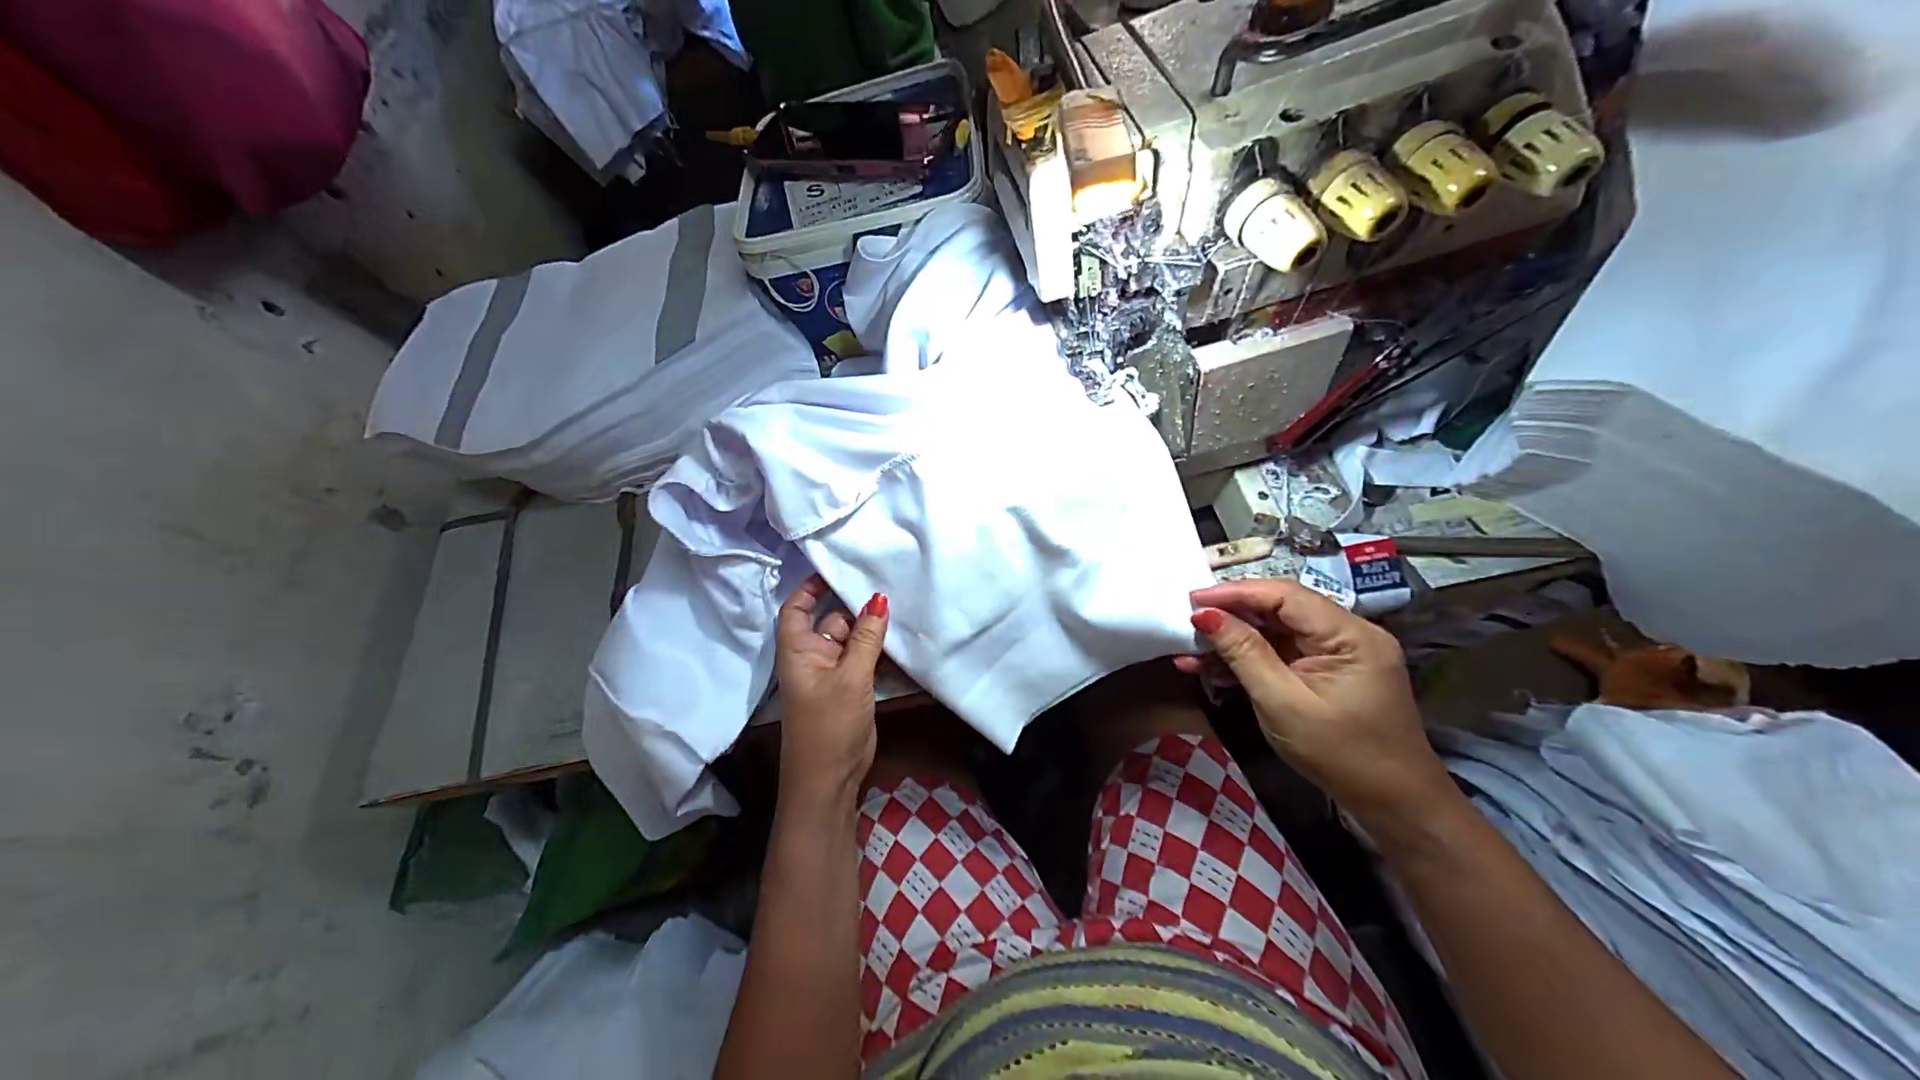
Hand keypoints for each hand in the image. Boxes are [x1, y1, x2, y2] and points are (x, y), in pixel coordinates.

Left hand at [774, 575, 889, 802]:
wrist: (830, 780)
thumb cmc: (829, 726)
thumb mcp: (850, 678)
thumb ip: (866, 637)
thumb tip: (879, 598)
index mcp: (798, 650)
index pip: (798, 608)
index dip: (812, 587)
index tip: (838, 568)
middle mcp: (813, 657)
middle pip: (832, 620)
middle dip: (856, 606)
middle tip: (890, 583)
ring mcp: (833, 673)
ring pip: (853, 640)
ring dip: (872, 629)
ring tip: (903, 606)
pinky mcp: (851, 687)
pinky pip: (865, 659)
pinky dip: (880, 650)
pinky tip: (903, 639)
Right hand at [1178, 579, 1452, 819]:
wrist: (1393, 804)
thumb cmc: (1341, 754)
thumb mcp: (1282, 704)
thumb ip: (1243, 653)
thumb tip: (1205, 615)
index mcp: (1350, 634)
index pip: (1284, 595)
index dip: (1235, 593)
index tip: (1192, 599)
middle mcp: (1348, 632)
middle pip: (1279, 608)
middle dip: (1230, 616)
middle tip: (1186, 622)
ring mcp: (1338, 652)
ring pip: (1276, 631)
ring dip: (1234, 640)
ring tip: (1191, 652)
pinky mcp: (1327, 671)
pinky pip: (1282, 653)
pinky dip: (1249, 660)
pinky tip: (1214, 670)